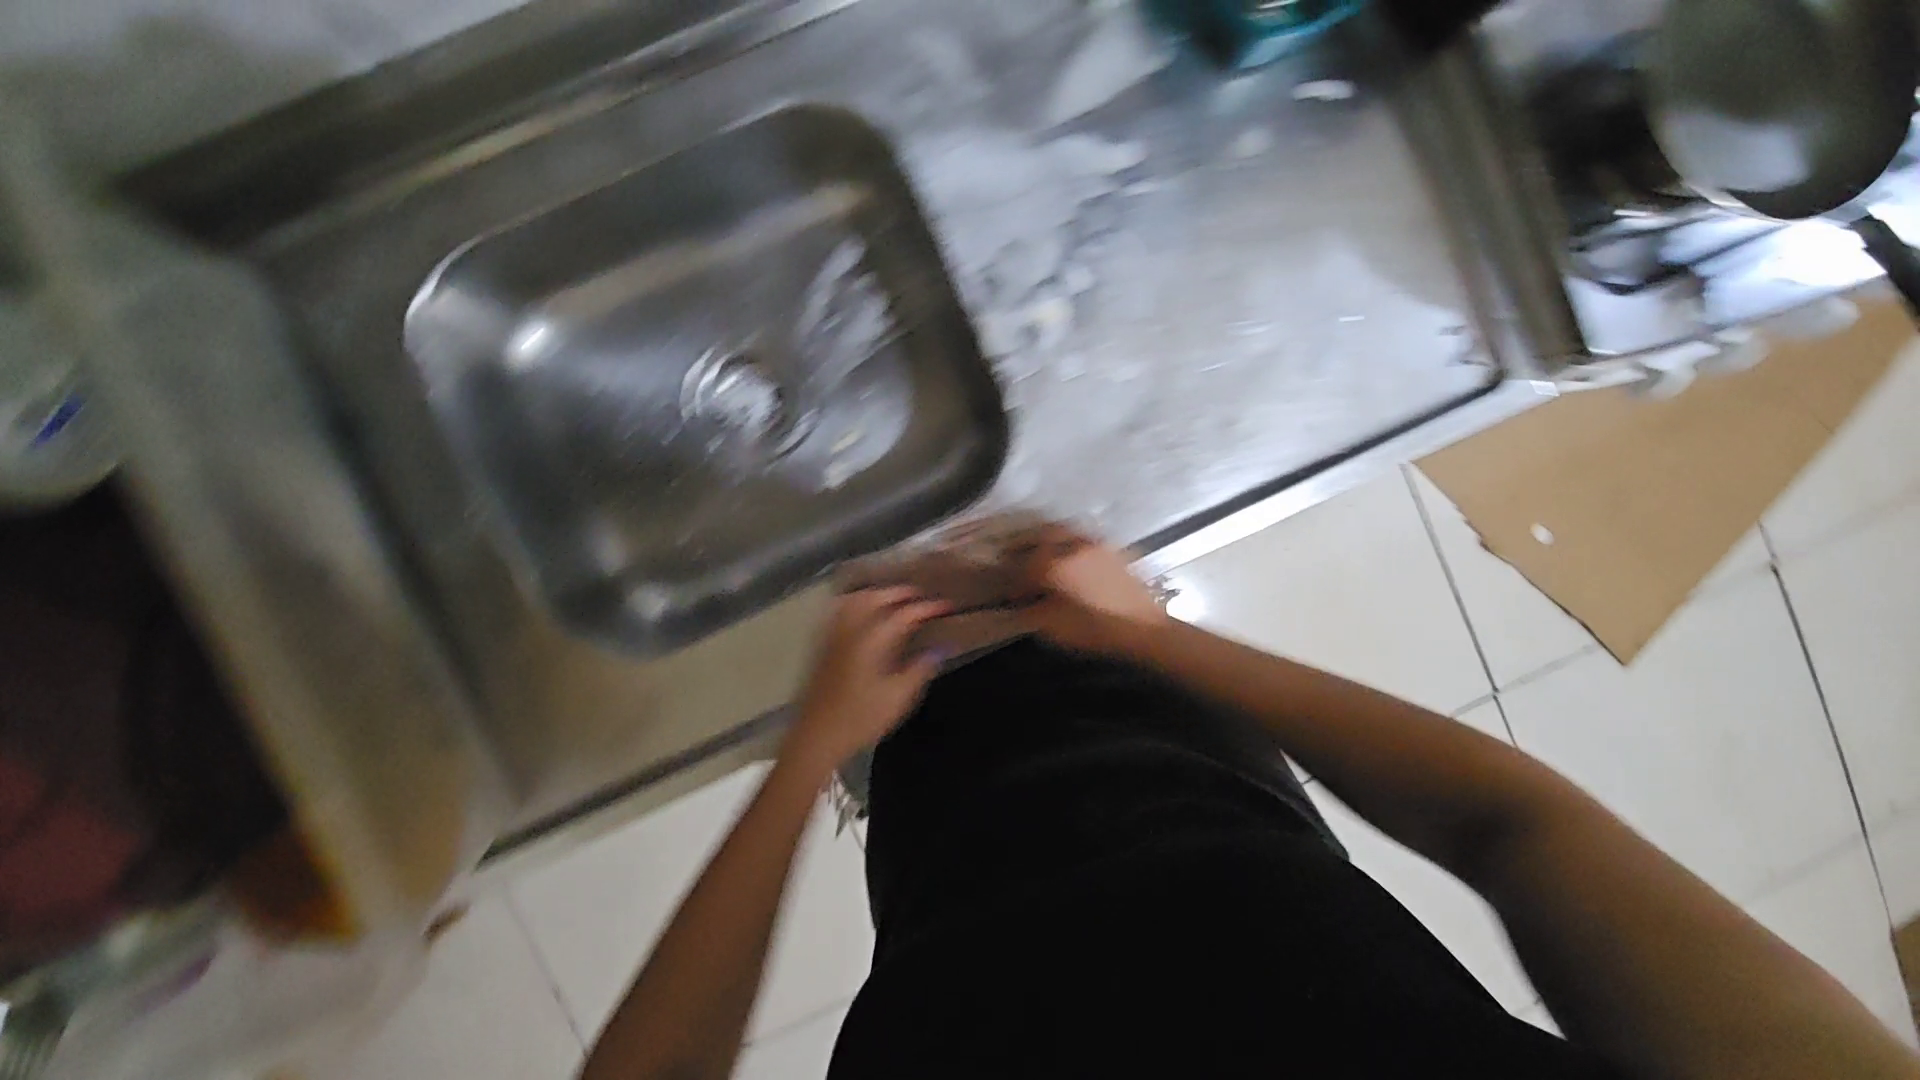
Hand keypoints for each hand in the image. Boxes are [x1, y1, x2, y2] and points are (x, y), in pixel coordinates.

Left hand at [784, 587, 949, 773]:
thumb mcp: (898, 697)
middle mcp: (850, 631)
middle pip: (874, 597)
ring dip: (875, 594)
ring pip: (853, 600)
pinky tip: (862, 613)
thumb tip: (939, 648)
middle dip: (899, 592)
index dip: (926, 607)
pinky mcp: (821, 647)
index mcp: (871, 641)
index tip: (946, 606)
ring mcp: (832, 637)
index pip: (903, 614)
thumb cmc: (860, 719)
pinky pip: (839, 611)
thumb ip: (920, 669)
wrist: (816, 737)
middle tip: (920, 596)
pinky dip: (855, 603)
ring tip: (892, 599)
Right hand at [1012, 525, 1166, 654]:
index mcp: (1055, 565)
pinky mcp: (1114, 551)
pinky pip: (1084, 539)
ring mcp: (1097, 545)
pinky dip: (1071, 544)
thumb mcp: (1056, 628)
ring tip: (1042, 552)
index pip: (1024, 565)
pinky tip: (1071, 557)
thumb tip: (1021, 604)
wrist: (1144, 628)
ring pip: (1064, 532)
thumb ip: (1033, 612)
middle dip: (1025, 543)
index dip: (1013, 578)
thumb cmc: (1096, 630)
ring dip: (1048, 539)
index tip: (1011, 592)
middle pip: (1042, 535)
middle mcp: (1074, 547)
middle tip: (1014, 553)